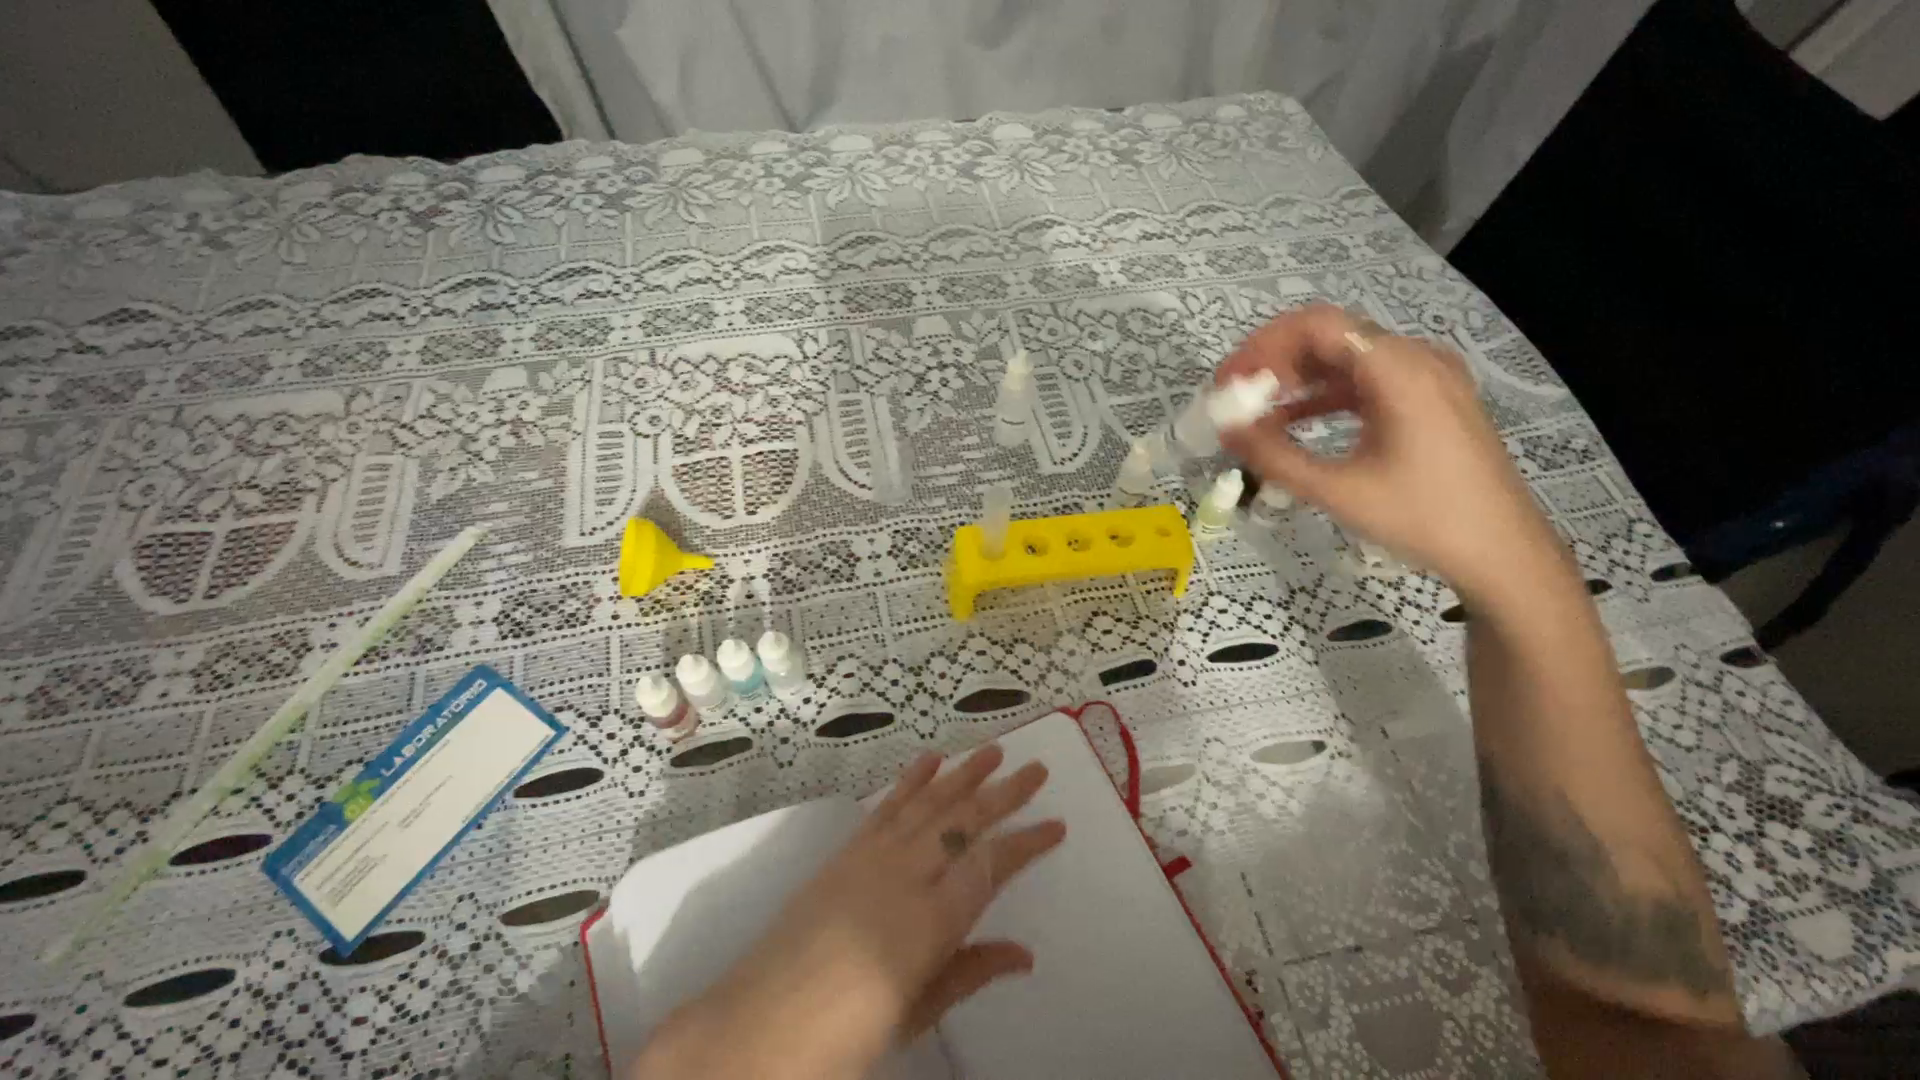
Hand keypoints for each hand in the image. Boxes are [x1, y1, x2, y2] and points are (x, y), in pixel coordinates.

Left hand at [636, 745, 1065, 1079]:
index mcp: (931, 919)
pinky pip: (885, 808)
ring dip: (962, 774)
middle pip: (963, 821)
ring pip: (926, 804)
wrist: (762, 1023)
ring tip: (993, 751)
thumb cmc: (848, 1031)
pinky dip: (910, 781)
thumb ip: (969, 972)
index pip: (991, 865)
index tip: (1056, 825)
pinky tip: (929, 761)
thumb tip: (1024, 954)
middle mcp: (905, 875)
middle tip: (1037, 770)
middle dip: (1004, 794)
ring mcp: (871, 858)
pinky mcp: (844, 853)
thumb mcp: (917, 1012)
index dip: (1027, 843)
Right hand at [1217, 304, 1566, 600]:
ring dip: (1297, 380)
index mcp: (1399, 369)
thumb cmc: (1423, 519)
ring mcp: (1428, 378)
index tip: (1229, 383)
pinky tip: (1294, 422)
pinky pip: (1366, 382)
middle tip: (1235, 399)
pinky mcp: (1430, 400)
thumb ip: (1275, 456)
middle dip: (1275, 363)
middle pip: (1330, 337)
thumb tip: (1226, 431)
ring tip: (1256, 413)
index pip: (1316, 325)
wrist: (1503, 552)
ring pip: (1346, 359)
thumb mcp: (1339, 490)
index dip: (1263, 346)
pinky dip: (1325, 396)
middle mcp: (1415, 359)